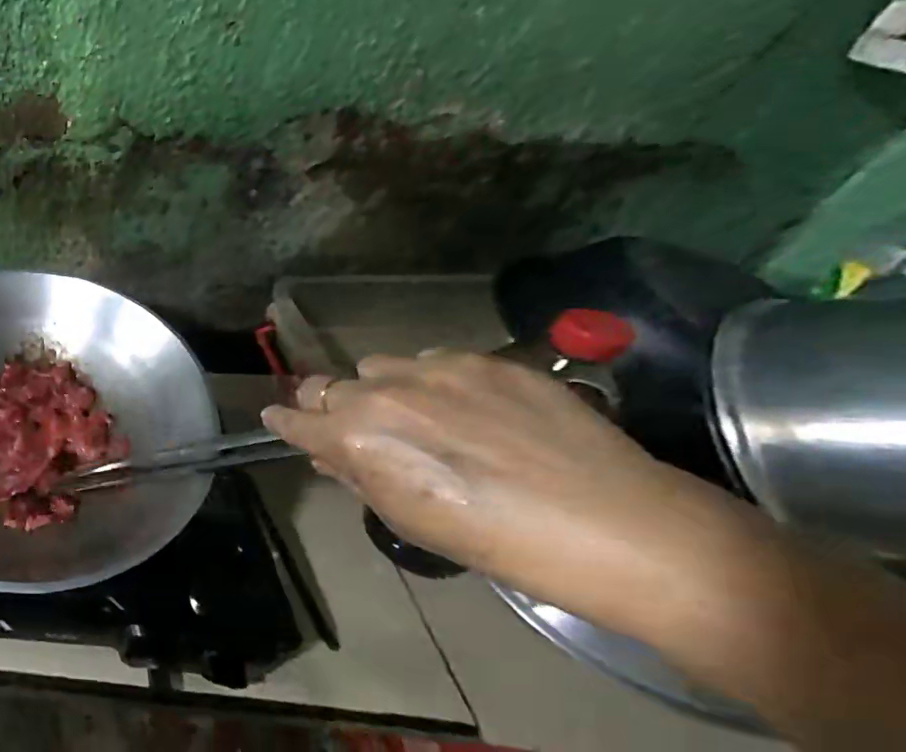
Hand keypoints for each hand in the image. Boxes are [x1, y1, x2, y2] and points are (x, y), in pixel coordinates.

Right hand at [261, 352, 756, 632]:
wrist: (625, 530)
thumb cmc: (505, 547)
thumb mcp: (417, 525)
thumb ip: (361, 480)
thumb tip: (329, 455)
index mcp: (360, 441)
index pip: (296, 420)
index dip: (284, 422)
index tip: (280, 421)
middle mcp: (383, 394)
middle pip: (326, 385)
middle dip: (332, 407)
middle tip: (364, 431)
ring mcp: (433, 369)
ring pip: (378, 366)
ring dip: (386, 390)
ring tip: (430, 419)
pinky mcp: (482, 357)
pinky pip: (434, 359)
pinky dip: (437, 381)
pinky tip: (478, 411)